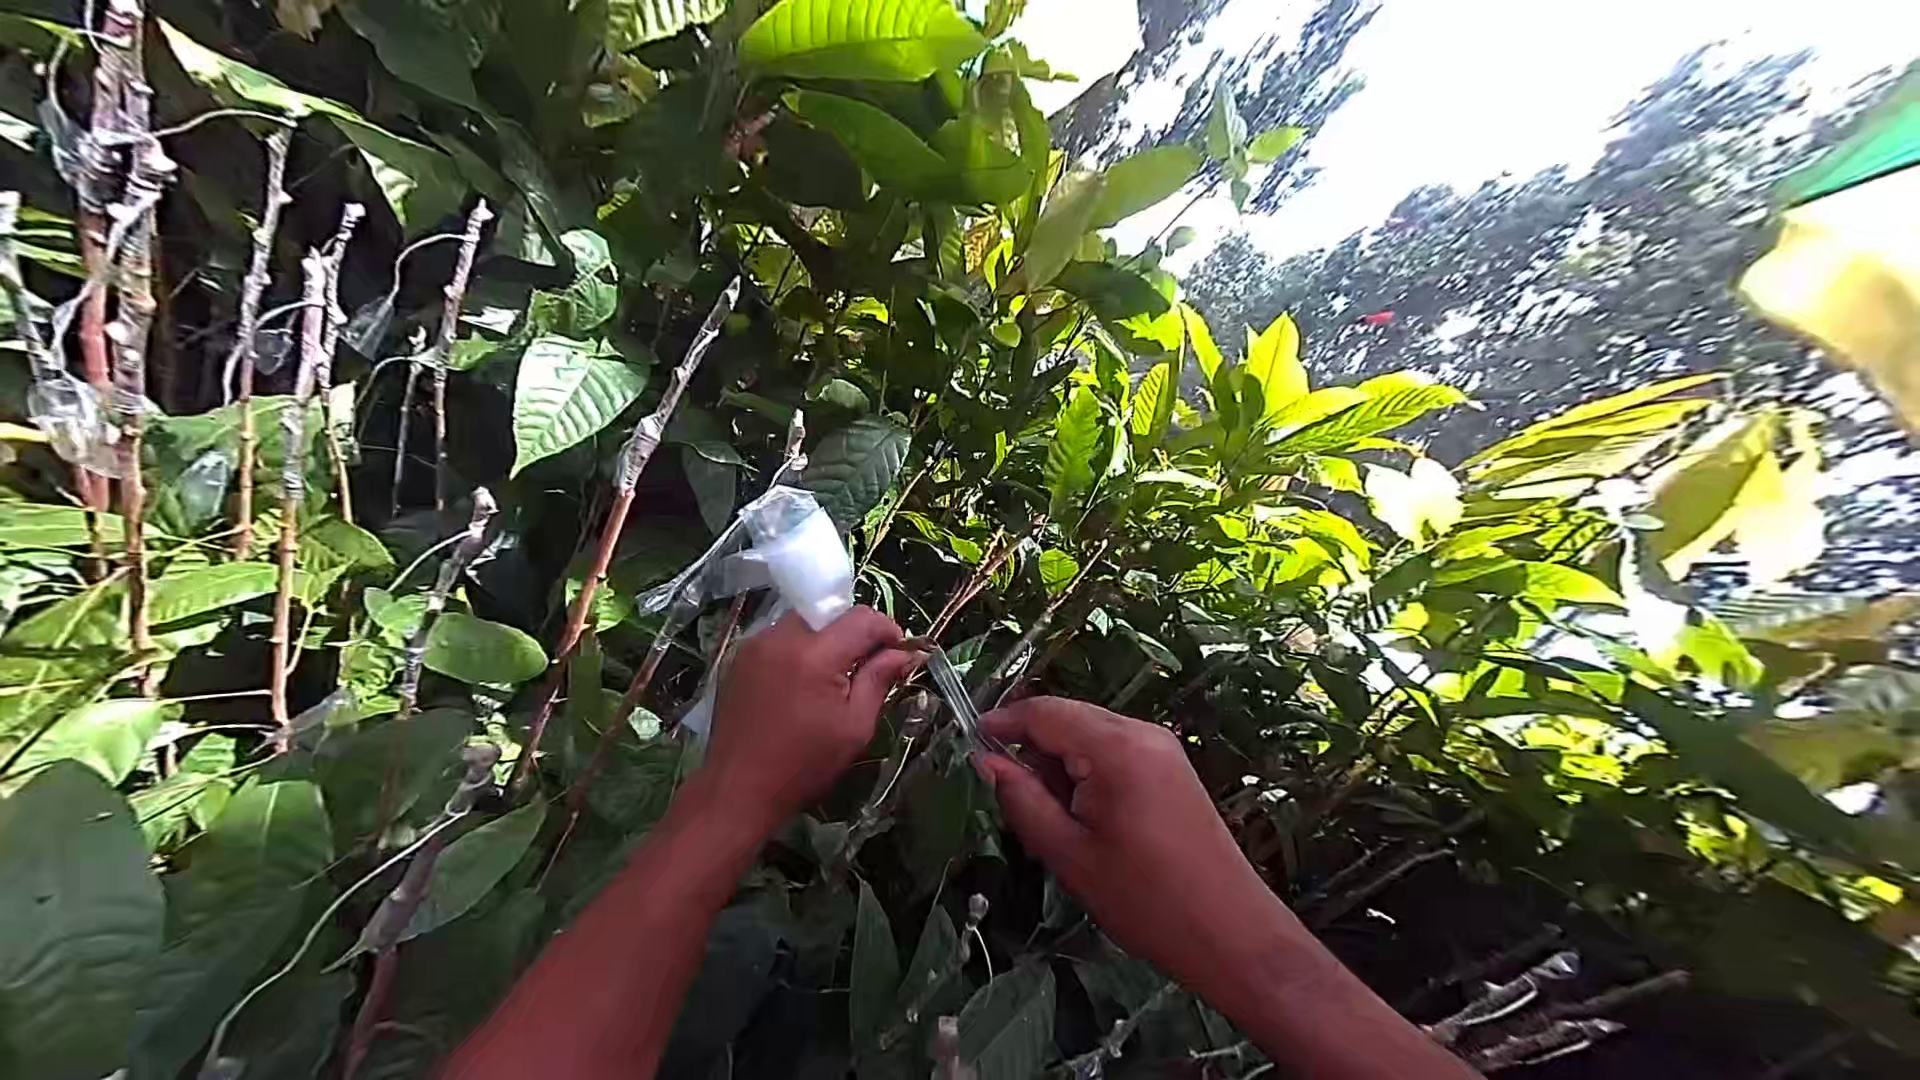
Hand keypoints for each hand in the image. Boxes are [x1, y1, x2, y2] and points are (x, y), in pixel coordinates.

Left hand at [706, 608, 919, 829]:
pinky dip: (800, 648)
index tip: (897, 652)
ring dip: (827, 639)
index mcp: (814, 654)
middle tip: (866, 666)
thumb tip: (905, 652)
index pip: (861, 617)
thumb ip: (880, 679)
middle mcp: (781, 637)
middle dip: (856, 633)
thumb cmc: (803, 764)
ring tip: (833, 676)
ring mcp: (756, 644)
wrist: (736, 790)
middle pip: (832, 614)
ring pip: (806, 622)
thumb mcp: (855, 726)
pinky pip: (782, 637)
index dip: (886, 629)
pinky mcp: (740, 656)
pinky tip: (802, 682)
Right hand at [977, 698, 1282, 992]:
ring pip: (1088, 731)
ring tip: (1053, 812)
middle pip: (1067, 716)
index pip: (1045, 712)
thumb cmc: (1146, 901)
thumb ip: (1021, 799)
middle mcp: (1140, 731)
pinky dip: (1085, 766)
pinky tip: (1084, 810)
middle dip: (1032, 745)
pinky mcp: (1169, 762)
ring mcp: (1160, 744)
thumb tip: (986, 761)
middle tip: (1011, 789)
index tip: (972, 740)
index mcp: (1116, 747)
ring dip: (1059, 758)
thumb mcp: (1069, 854)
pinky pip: (1112, 746)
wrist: (1235, 936)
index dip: (1004, 721)